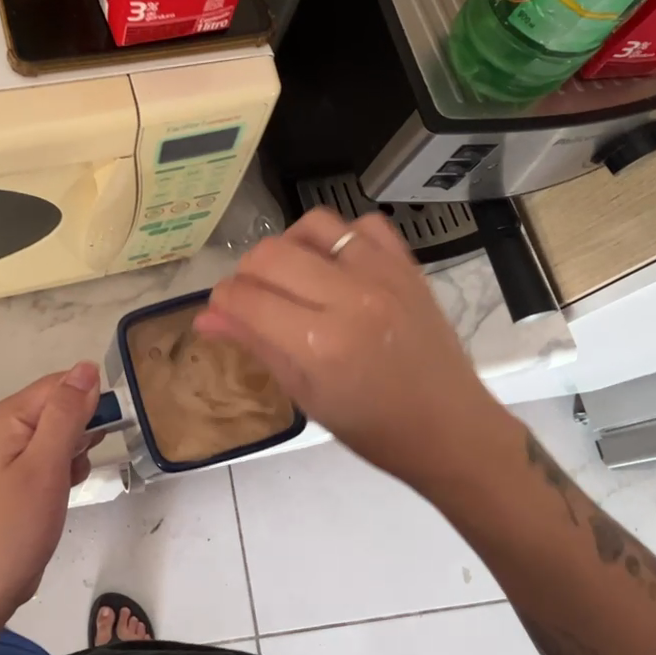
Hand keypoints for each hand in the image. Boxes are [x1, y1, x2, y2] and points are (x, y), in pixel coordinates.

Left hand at [0, 363, 101, 619]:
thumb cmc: (16, 525)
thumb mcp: (46, 465)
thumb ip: (66, 413)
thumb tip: (87, 367)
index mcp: (8, 416)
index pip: (60, 384)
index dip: (87, 403)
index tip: (101, 435)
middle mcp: (5, 427)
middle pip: (60, 406)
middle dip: (81, 430)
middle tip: (78, 465)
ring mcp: (9, 453)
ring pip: (60, 432)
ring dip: (75, 452)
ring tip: (69, 481)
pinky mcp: (18, 476)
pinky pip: (52, 456)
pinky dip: (66, 469)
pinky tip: (65, 490)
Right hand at [194, 208, 511, 486]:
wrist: (450, 429)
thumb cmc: (372, 428)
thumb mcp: (304, 395)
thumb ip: (255, 345)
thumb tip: (205, 318)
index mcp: (319, 344)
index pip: (245, 298)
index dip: (222, 301)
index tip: (224, 311)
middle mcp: (349, 299)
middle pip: (270, 254)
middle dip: (247, 274)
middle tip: (254, 299)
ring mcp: (383, 276)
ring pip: (312, 226)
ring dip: (289, 246)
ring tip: (292, 275)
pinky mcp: (407, 266)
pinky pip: (362, 225)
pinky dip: (340, 238)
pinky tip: (335, 265)